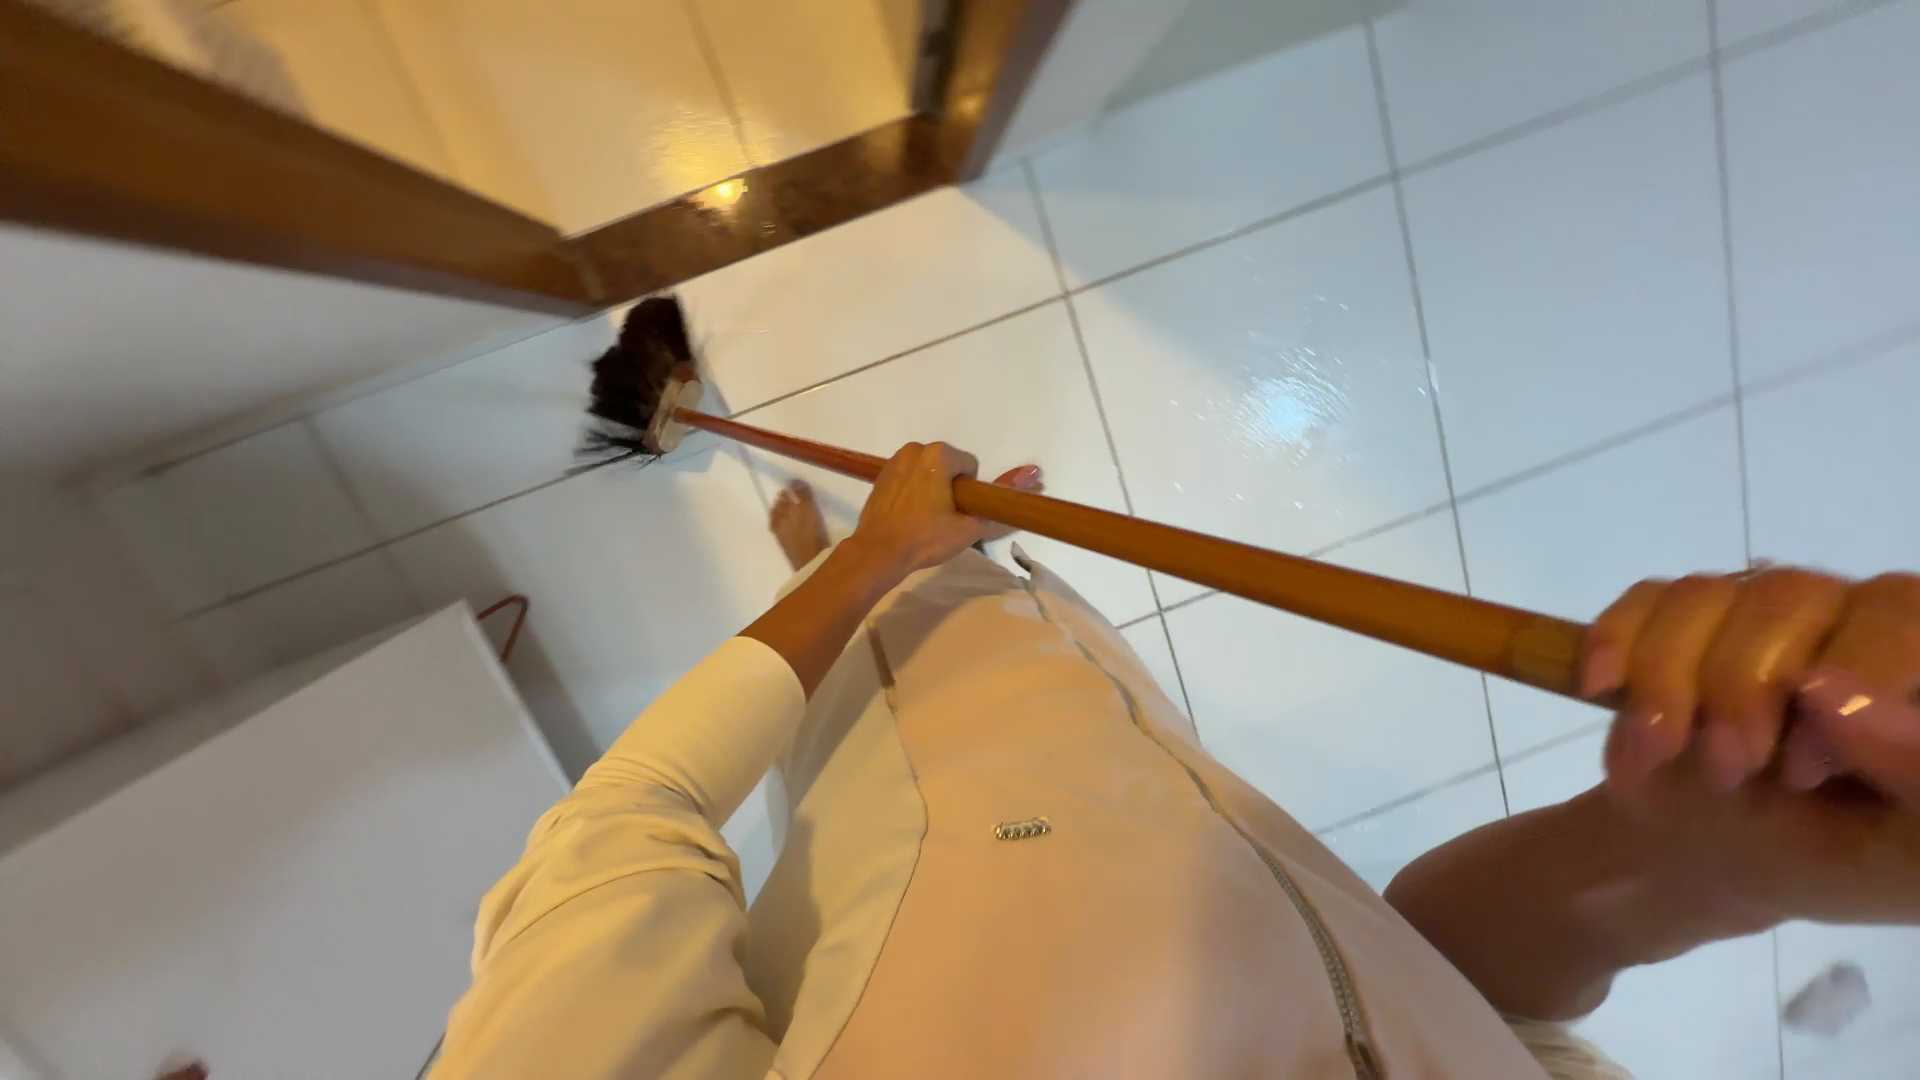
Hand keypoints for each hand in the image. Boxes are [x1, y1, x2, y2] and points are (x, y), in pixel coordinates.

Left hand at [847, 442, 986, 580]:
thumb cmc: (925, 538)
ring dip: (931, 485)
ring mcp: (894, 460)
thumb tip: (982, 510)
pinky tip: (909, 512)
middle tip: (945, 514)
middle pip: (947, 465)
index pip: (970, 465)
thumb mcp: (968, 531)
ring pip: (926, 470)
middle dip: (950, 484)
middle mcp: (916, 449)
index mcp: (939, 454)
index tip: (961, 510)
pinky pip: (908, 477)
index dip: (971, 489)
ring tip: (926, 514)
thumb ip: (985, 514)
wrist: (879, 550)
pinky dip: (912, 489)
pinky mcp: (881, 475)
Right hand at [1580, 567, 1919, 921]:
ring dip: (1665, 681)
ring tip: (1662, 749)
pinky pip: (1639, 598)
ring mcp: (1745, 611)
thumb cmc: (1832, 856)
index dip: (1854, 671)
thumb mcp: (1910, 853)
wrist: (1709, 850)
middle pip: (1787, 596)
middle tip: (1724, 769)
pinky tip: (1606, 690)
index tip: (1806, 768)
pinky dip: (1614, 644)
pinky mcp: (1667, 618)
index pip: (1899, 608)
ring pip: (1700, 596)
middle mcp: (1843, 617)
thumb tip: (1828, 692)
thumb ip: (1918, 775)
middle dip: (1736, 689)